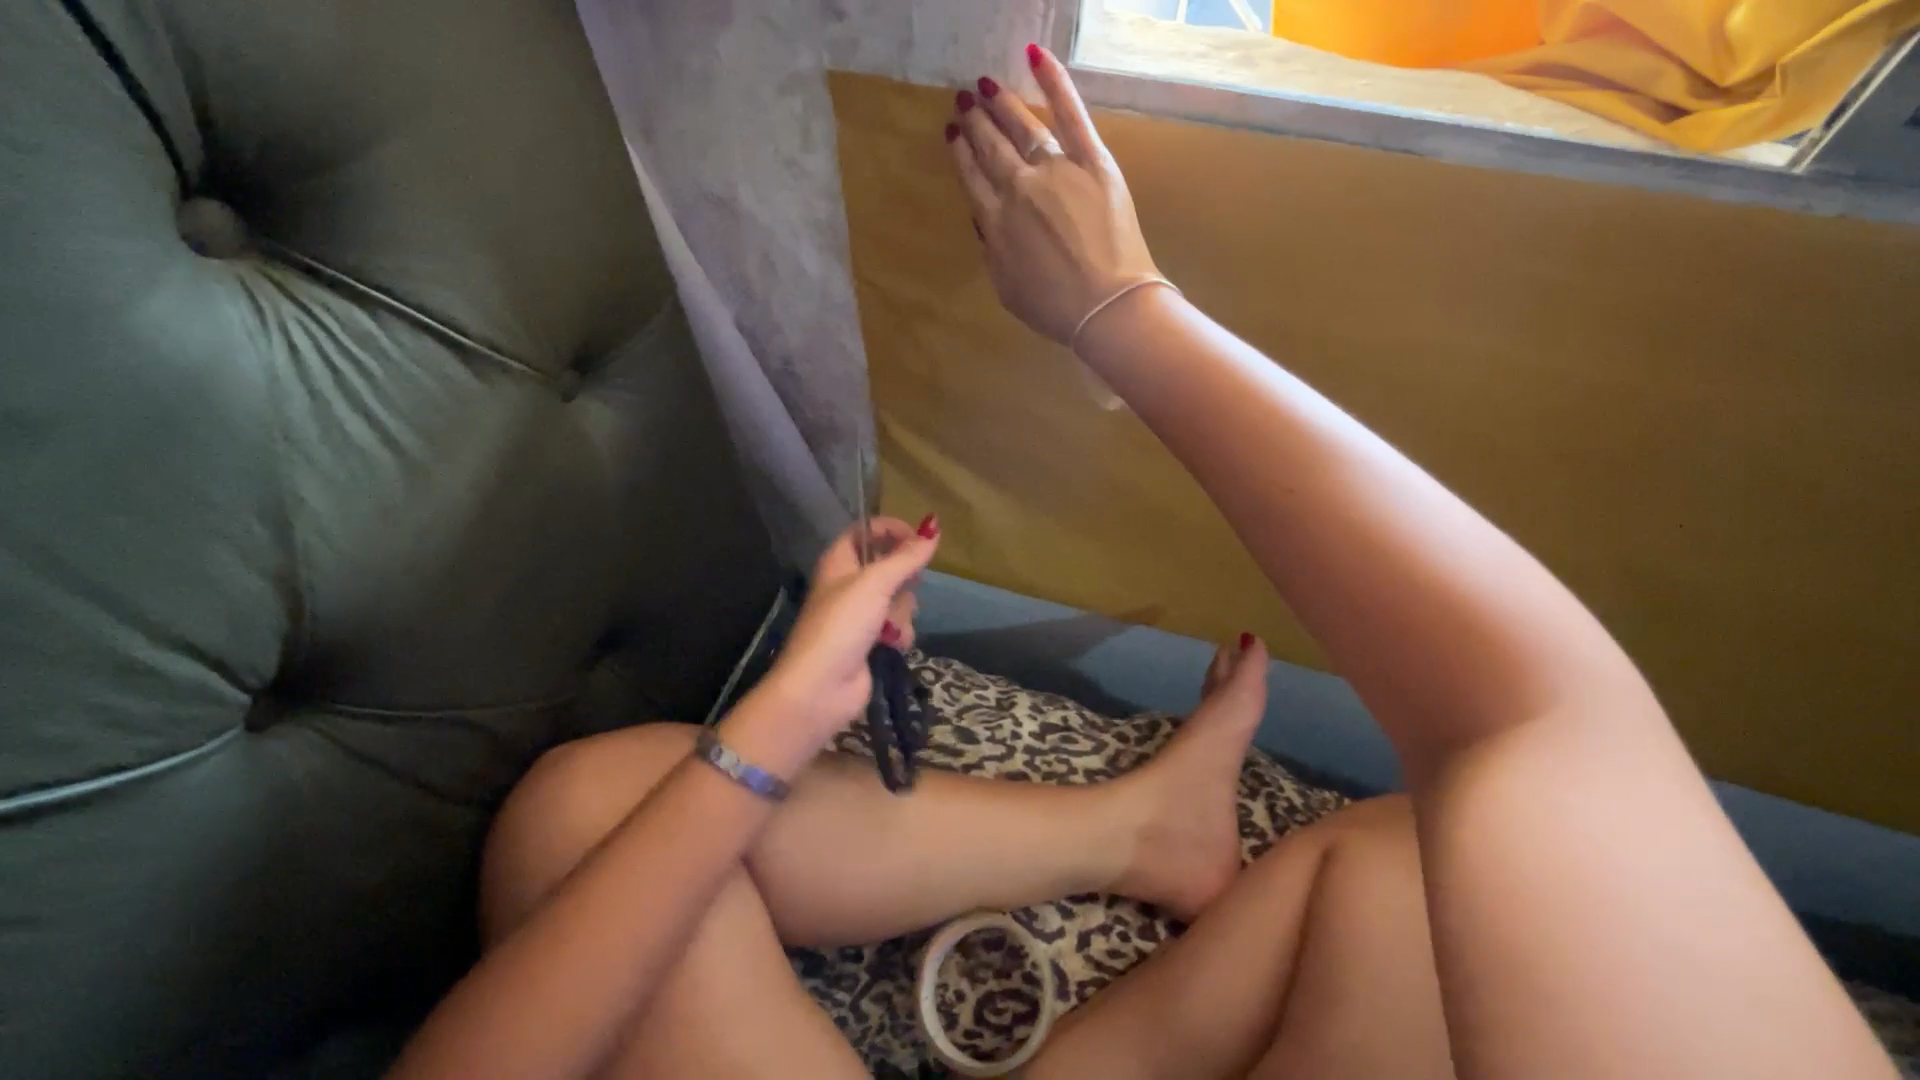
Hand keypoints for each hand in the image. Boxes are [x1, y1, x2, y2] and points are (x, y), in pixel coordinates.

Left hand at [726, 516, 939, 771]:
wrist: (821, 686)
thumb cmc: (842, 625)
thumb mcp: (876, 583)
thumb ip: (906, 556)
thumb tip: (933, 526)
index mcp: (839, 561)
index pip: (867, 531)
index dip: (892, 530)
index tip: (919, 541)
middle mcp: (849, 583)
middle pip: (890, 566)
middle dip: (903, 581)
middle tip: (901, 590)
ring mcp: (860, 614)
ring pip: (899, 599)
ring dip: (901, 613)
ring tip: (888, 628)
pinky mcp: (871, 640)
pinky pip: (898, 626)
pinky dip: (899, 634)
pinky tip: (892, 646)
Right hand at [948, 45, 1160, 346]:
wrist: (1106, 305)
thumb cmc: (1056, 308)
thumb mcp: (1007, 289)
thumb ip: (992, 250)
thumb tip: (984, 219)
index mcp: (996, 222)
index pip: (972, 178)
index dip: (961, 153)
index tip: (953, 134)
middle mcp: (1019, 188)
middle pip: (992, 148)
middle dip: (976, 123)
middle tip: (964, 101)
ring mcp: (1055, 170)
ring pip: (1022, 127)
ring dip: (1001, 104)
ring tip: (985, 85)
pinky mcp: (1092, 161)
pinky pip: (1070, 114)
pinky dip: (1053, 82)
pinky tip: (1035, 56)